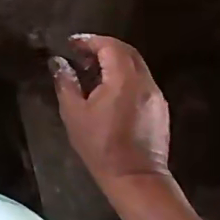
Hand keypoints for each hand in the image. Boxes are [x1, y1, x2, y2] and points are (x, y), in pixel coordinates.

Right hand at [52, 34, 171, 185]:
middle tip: (81, 54)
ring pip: (136, 66)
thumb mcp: (74, 113)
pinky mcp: (160, 108)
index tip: (71, 44)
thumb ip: (66, 82)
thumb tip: (59, 62)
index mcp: (124, 79)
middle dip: (103, 47)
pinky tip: (109, 91)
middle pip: (127, 51)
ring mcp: (156, 95)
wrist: (136, 178)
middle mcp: (145, 82)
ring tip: (91, 72)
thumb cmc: (100, 145)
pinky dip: (124, 76)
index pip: (110, 46)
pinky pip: (141, 81)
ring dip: (115, 62)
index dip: (89, 41)